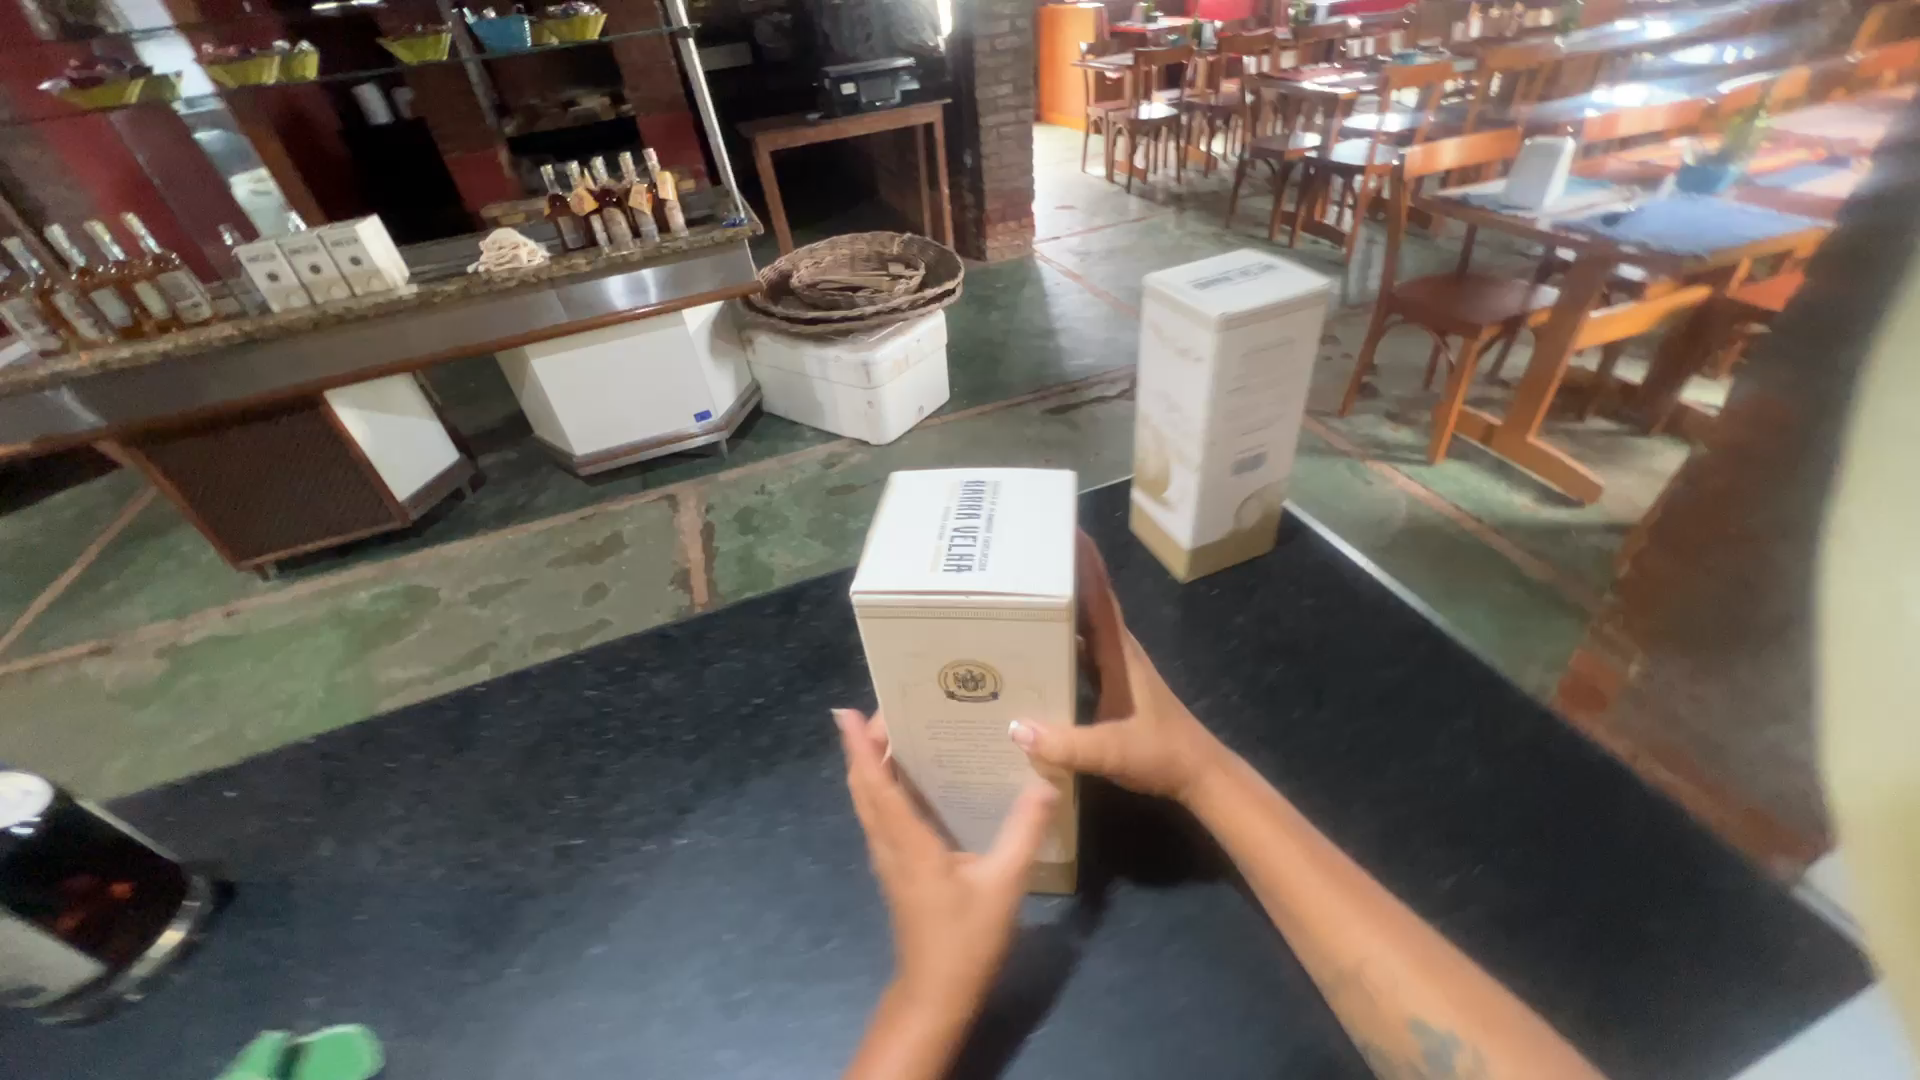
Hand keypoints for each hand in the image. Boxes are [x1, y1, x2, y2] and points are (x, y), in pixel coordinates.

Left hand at [835, 708, 1057, 1015]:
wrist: (935, 996)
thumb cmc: (965, 941)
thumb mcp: (1005, 885)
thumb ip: (1024, 831)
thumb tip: (1045, 782)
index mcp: (908, 842)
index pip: (876, 783)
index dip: (859, 746)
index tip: (846, 712)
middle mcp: (888, 843)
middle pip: (863, 785)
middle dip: (865, 744)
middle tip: (890, 706)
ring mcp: (887, 857)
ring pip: (867, 800)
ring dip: (871, 763)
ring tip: (896, 731)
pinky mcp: (894, 867)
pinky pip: (879, 815)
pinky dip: (882, 786)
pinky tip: (911, 778)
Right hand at [1009, 533, 1228, 805]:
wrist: (1198, 776)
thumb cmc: (1163, 753)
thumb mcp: (1114, 751)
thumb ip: (1068, 744)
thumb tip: (1015, 729)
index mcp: (1119, 654)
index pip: (1100, 597)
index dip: (1085, 563)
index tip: (1064, 529)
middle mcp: (1116, 653)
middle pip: (1087, 604)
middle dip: (1060, 577)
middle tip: (1020, 559)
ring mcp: (1114, 670)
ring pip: (1082, 628)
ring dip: (1057, 609)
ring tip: (1017, 595)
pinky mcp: (1110, 688)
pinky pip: (1078, 654)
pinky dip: (1058, 643)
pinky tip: (1031, 651)